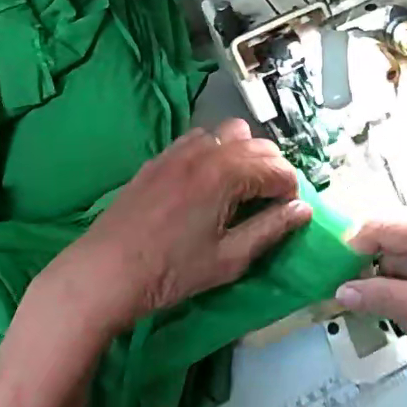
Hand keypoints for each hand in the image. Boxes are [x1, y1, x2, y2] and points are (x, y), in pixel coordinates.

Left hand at [48, 119, 312, 330]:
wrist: (103, 273)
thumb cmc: (170, 272)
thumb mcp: (228, 259)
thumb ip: (270, 230)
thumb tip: (303, 210)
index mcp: (228, 174)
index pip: (279, 169)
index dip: (290, 193)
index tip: (286, 216)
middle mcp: (208, 151)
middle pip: (260, 146)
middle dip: (273, 171)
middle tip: (268, 204)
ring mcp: (181, 149)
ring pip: (231, 132)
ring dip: (246, 154)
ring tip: (240, 187)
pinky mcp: (161, 157)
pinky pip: (201, 137)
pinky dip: (216, 150)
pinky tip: (207, 180)